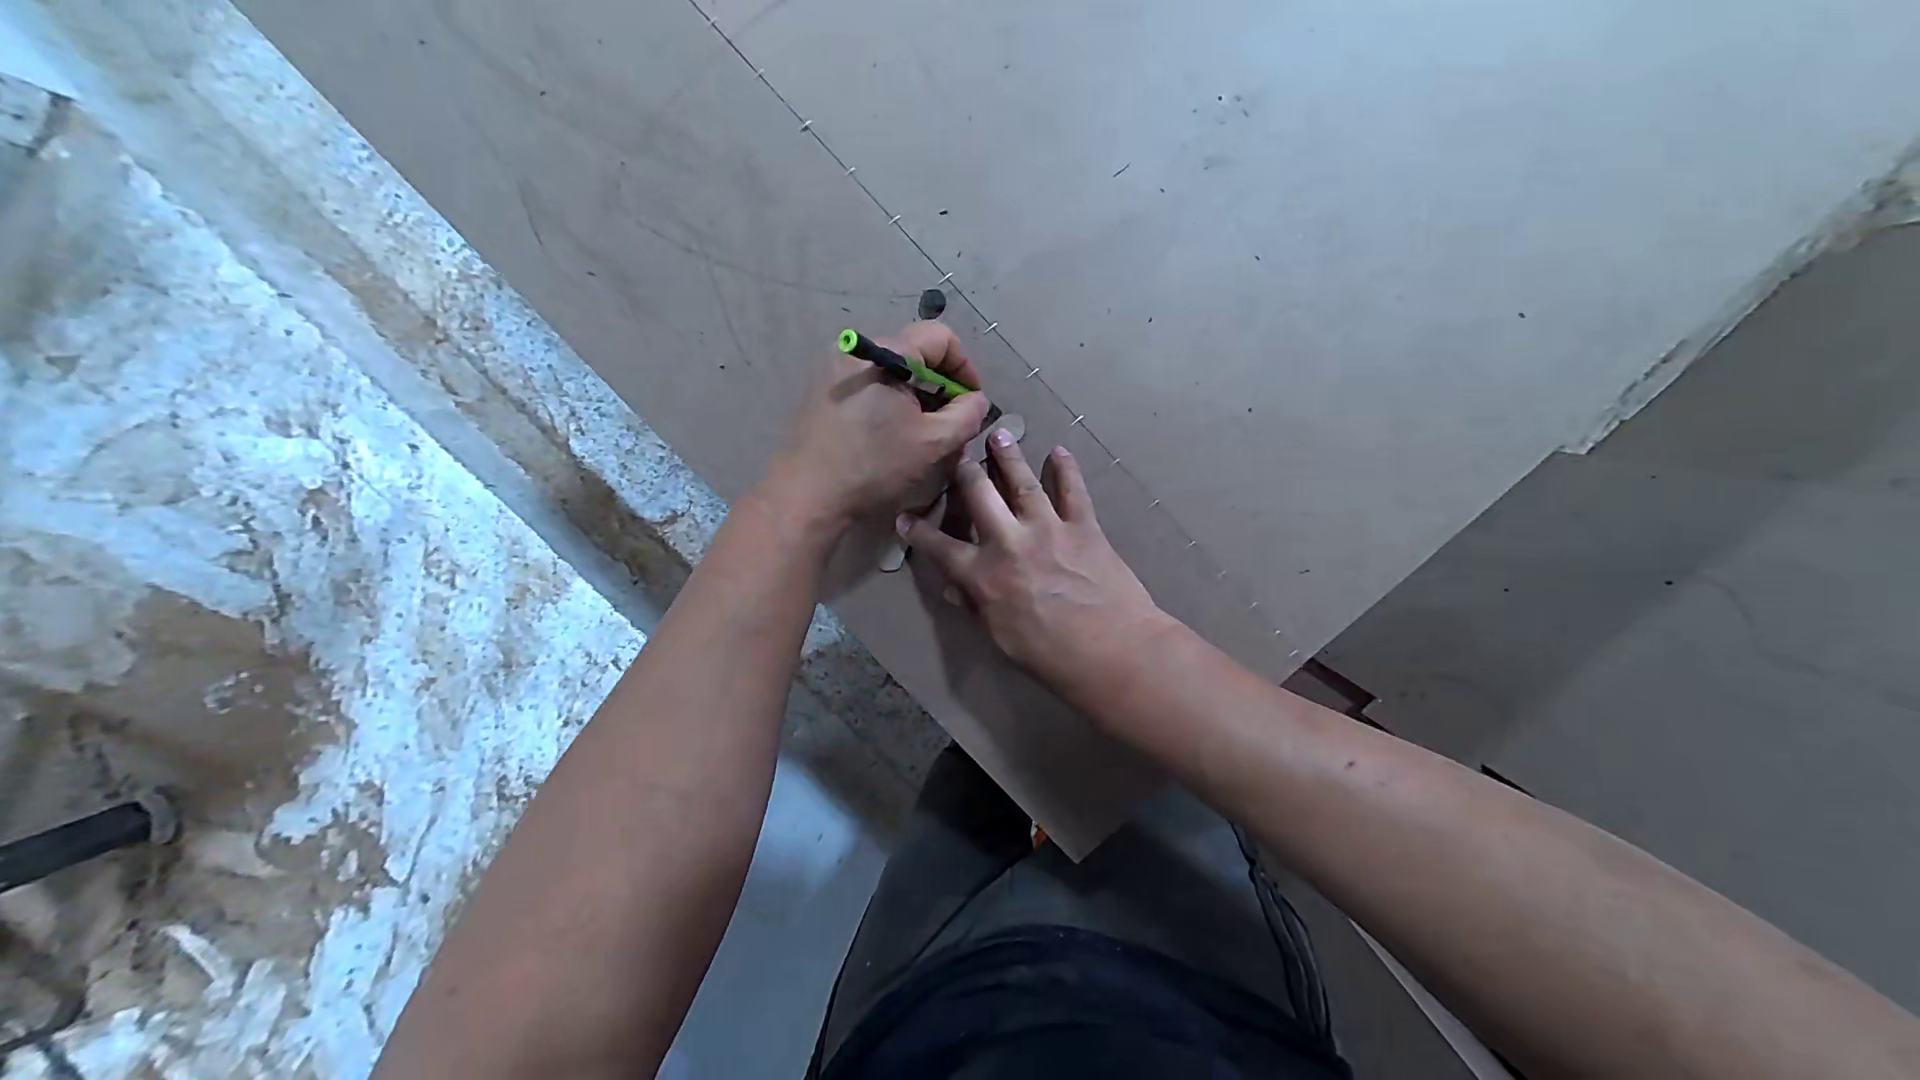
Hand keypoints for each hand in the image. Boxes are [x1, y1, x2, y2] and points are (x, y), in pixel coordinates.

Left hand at [763, 321, 990, 530]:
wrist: (807, 494)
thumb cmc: (874, 466)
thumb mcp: (934, 443)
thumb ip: (967, 415)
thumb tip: (975, 400)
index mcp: (885, 353)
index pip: (940, 337)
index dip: (965, 367)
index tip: (971, 402)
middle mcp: (855, 348)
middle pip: (914, 353)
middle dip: (939, 386)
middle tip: (949, 424)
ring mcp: (832, 367)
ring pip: (890, 371)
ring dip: (914, 397)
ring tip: (921, 433)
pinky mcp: (820, 389)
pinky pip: (867, 384)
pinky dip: (889, 402)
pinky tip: (890, 435)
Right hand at [898, 429, 1173, 688]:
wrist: (1112, 650)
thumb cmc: (1050, 655)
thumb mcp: (1000, 637)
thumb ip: (976, 606)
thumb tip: (956, 588)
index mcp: (982, 574)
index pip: (939, 546)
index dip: (918, 530)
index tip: (904, 517)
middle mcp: (1009, 541)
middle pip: (978, 494)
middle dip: (964, 471)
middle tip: (959, 455)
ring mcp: (1048, 528)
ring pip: (1022, 482)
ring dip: (1008, 456)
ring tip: (999, 434)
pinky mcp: (1084, 526)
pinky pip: (1073, 490)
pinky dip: (1066, 469)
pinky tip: (1059, 451)